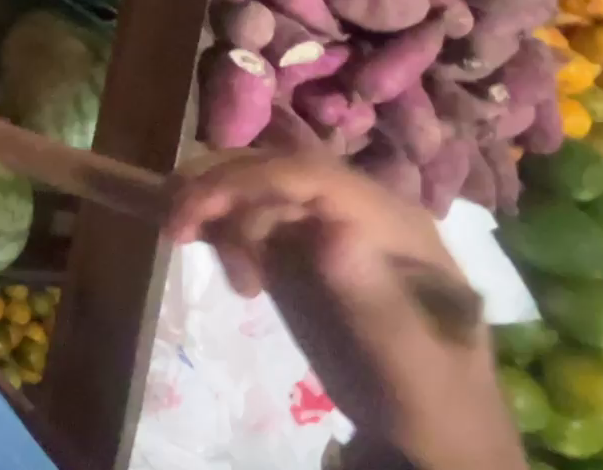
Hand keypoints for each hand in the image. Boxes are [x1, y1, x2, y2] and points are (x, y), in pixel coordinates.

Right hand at [166, 151, 525, 469]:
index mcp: (393, 224)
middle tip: (177, 234)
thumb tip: (333, 230)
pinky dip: (210, 216)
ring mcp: (322, 222)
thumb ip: (375, 301)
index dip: (246, 181)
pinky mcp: (296, 242)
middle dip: (215, 192)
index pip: (309, 174)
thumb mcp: (409, 367)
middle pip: (270, 169)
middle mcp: (356, 209)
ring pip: (248, 183)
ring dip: (209, 207)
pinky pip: (242, 208)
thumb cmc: (425, 403)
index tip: (195, 213)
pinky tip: (194, 238)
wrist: (426, 433)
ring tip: (190, 247)